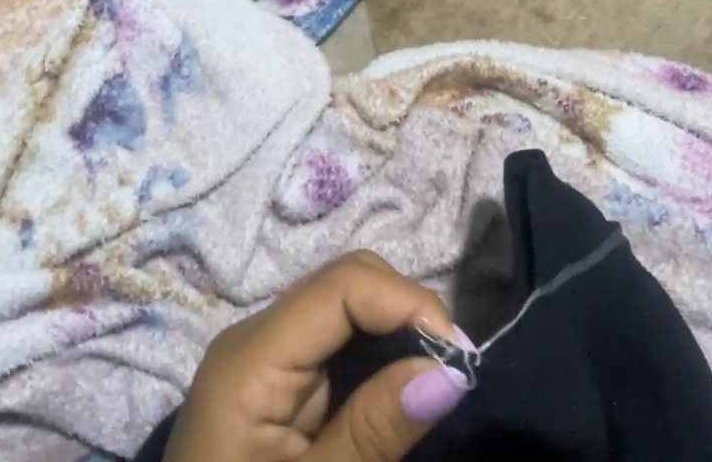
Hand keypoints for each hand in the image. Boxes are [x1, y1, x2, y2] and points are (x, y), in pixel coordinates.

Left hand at [163, 251, 470, 461]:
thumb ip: (374, 430)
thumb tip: (451, 370)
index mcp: (252, 357)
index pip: (343, 284)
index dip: (409, 303)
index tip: (459, 358)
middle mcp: (256, 336)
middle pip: (346, 282)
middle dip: (408, 313)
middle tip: (451, 374)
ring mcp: (264, 354)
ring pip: (347, 305)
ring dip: (398, 333)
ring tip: (433, 382)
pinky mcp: (275, 377)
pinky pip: (336, 340)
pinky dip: (377, 355)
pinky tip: (398, 391)